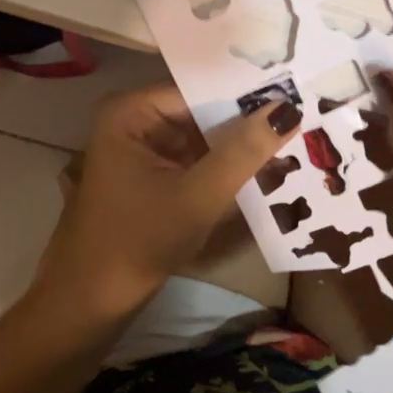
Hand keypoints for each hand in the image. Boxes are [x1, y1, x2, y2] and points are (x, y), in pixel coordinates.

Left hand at [34, 84, 299, 317]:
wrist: (88, 302)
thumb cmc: (137, 242)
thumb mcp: (198, 196)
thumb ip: (243, 152)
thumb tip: (288, 110)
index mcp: (131, 113)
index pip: (200, 90)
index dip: (246, 95)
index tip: (296, 96)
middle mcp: (133, 122)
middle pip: (201, 113)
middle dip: (246, 123)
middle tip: (304, 120)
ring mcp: (140, 152)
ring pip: (200, 140)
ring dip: (238, 148)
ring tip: (294, 144)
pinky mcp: (149, 179)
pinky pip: (193, 162)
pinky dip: (222, 170)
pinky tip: (265, 172)